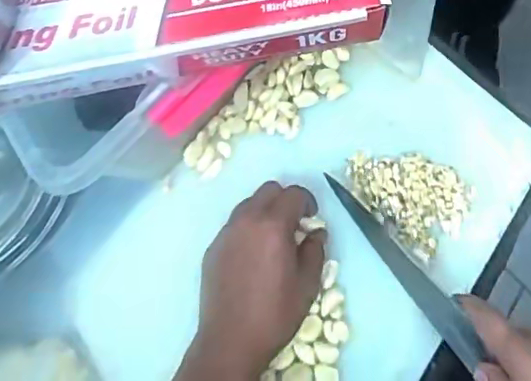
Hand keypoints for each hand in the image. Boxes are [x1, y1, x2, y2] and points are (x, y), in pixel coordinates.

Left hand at [176, 182, 326, 380]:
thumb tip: (316, 232)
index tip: (312, 218)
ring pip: (249, 204)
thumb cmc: (274, 314)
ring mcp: (227, 230)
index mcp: (273, 224)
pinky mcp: (214, 244)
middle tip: (294, 225)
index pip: (294, 194)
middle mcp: (247, 218)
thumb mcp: (307, 286)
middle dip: (285, 201)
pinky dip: (248, 229)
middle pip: (269, 190)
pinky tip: (252, 256)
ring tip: (272, 240)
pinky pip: (234, 224)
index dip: (308, 201)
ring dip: (265, 212)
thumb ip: (315, 251)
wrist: (230, 340)